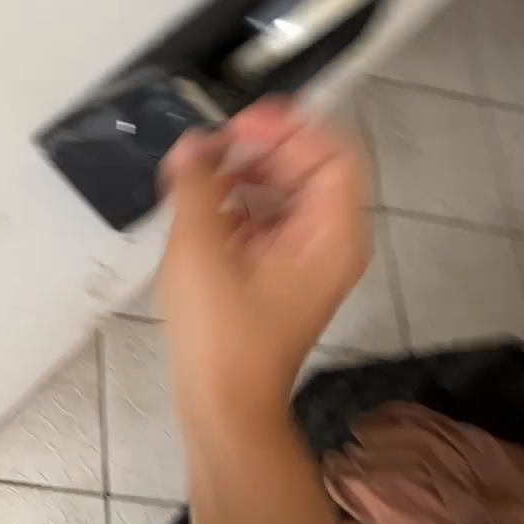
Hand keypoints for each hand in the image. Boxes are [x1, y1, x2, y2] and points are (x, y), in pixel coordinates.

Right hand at [157, 100, 370, 435]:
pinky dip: (230, 207)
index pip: (332, 156)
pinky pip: (260, 224)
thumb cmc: (221, 333)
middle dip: (258, 151)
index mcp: (330, 234)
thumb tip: (191, 145)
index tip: (238, 121)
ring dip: (238, 177)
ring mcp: (299, 261)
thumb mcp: (201, 252)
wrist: (222, 401)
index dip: (291, 128)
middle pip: (306, 172)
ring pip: (279, 197)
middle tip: (206, 144)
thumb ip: (196, 190)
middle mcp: (325, 242)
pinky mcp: (271, 277)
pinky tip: (193, 207)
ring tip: (190, 173)